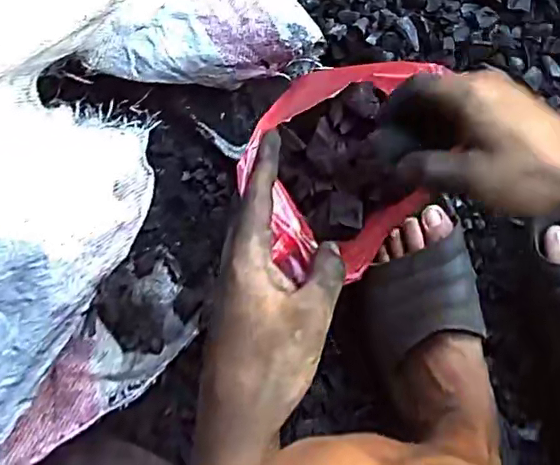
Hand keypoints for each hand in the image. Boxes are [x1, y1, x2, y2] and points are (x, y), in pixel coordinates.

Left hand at [194, 130, 345, 464]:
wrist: (236, 426)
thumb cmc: (272, 364)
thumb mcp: (311, 313)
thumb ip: (323, 270)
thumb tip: (326, 248)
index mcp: (246, 260)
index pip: (257, 199)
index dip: (267, 164)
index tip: (273, 133)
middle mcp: (233, 267)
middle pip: (249, 213)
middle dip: (267, 182)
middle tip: (288, 155)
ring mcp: (233, 288)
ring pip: (254, 237)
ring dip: (273, 212)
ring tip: (297, 192)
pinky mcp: (239, 306)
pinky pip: (258, 257)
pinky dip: (276, 240)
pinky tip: (296, 246)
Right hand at [391, 69, 559, 217]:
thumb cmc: (526, 173)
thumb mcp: (471, 177)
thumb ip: (428, 168)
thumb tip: (395, 165)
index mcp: (468, 91)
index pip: (416, 86)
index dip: (392, 108)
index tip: (379, 134)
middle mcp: (482, 82)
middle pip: (433, 92)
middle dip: (411, 119)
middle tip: (397, 151)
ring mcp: (501, 90)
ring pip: (453, 100)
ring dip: (433, 124)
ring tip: (421, 157)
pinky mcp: (514, 103)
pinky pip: (472, 106)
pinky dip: (454, 125)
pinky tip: (453, 152)